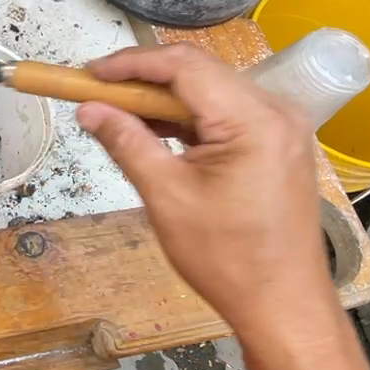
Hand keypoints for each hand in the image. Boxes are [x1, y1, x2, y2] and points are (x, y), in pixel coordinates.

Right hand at [74, 44, 334, 335]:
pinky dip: (183, 120)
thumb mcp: (165, 196)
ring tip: (115, 115)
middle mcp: (275, 112)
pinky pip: (222, 117)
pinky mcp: (275, 146)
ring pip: (208, 93)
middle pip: (198, 74)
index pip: (185, 66)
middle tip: (94, 95)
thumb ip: (126, 142)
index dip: (131, 63)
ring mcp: (279, 129)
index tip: (87, 75)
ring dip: (160, 101)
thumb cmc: (224, 256)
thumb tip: (87, 109)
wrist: (282, 305)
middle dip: (142, 81)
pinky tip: (150, 133)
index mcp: (254, 119)